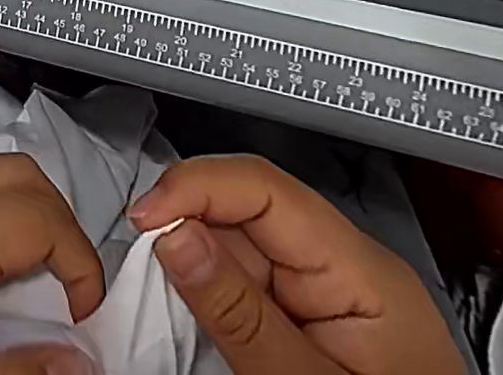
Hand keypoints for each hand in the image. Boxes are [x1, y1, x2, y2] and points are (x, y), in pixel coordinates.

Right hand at [129, 155, 464, 374]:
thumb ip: (241, 316)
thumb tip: (173, 234)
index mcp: (362, 272)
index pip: (264, 187)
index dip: (194, 185)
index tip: (144, 217)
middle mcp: (340, 266)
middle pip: (241, 208)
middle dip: (183, 222)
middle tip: (139, 262)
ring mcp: (318, 289)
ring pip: (230, 240)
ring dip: (186, 257)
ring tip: (158, 294)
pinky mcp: (297, 312)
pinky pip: (236, 277)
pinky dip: (201, 289)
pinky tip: (185, 310)